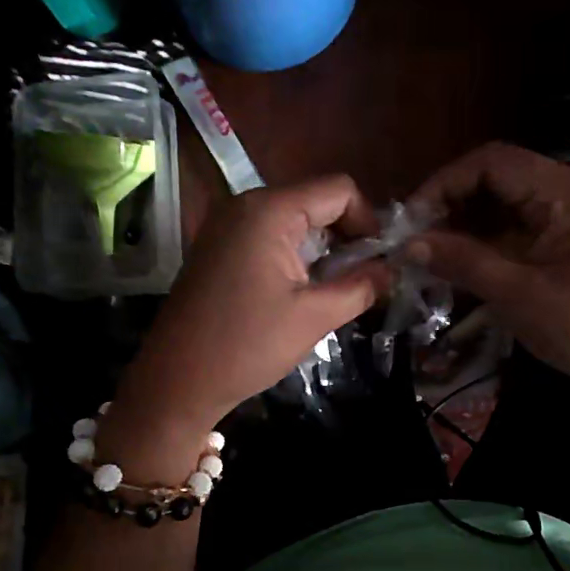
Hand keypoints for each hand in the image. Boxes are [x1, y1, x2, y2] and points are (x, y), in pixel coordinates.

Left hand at [108, 176, 390, 468]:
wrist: (177, 380)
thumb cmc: (247, 346)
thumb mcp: (314, 317)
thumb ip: (361, 286)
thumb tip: (392, 271)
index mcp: (270, 211)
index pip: (338, 190)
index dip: (368, 220)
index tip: (380, 261)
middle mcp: (245, 205)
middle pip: (314, 201)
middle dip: (346, 236)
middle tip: (363, 279)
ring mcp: (225, 226)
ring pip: (291, 221)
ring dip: (320, 249)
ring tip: (334, 290)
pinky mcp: (216, 248)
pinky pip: (266, 237)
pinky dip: (292, 256)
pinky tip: (298, 292)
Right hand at [409, 143, 569, 405]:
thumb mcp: (519, 296)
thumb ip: (462, 261)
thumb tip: (408, 243)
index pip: (493, 162)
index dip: (444, 184)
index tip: (411, 221)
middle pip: (499, 180)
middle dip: (452, 206)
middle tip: (416, 243)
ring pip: (506, 206)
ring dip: (467, 228)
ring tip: (431, 258)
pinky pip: (521, 230)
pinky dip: (488, 245)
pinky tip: (462, 268)